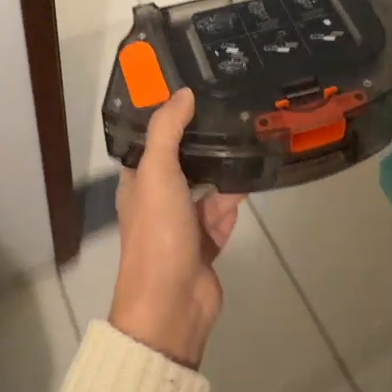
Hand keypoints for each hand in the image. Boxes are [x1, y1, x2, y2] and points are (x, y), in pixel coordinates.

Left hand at [109, 88, 244, 367]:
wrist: (172, 304)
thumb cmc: (157, 232)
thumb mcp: (157, 172)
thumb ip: (168, 130)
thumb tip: (183, 92)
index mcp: (138, 181)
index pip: (150, 139)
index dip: (167, 115)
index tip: (193, 88)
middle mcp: (158, 198)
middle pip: (182, 160)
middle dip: (202, 140)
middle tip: (230, 107)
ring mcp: (183, 223)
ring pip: (206, 186)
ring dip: (223, 168)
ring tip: (250, 134)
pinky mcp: (206, 245)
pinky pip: (223, 214)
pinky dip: (235, 200)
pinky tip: (254, 177)